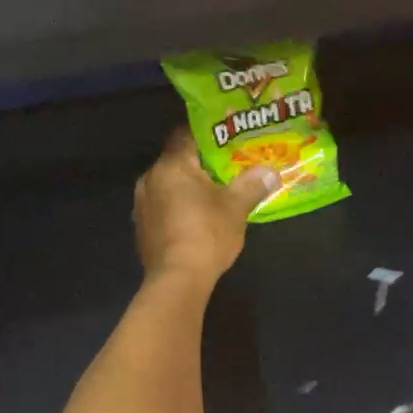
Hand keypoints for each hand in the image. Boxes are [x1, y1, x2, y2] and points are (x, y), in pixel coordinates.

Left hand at [134, 131, 275, 287]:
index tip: (226, 139)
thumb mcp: (236, 208)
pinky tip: (194, 220)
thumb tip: (271, 172)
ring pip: (168, 186)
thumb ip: (252, 185)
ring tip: (211, 196)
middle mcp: (150, 178)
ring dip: (186, 188)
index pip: (186, 134)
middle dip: (200, 165)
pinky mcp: (141, 227)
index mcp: (172, 165)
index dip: (207, 134)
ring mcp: (142, 204)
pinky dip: (177, 208)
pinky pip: (162, 207)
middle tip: (225, 169)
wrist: (178, 278)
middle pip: (177, 161)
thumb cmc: (207, 234)